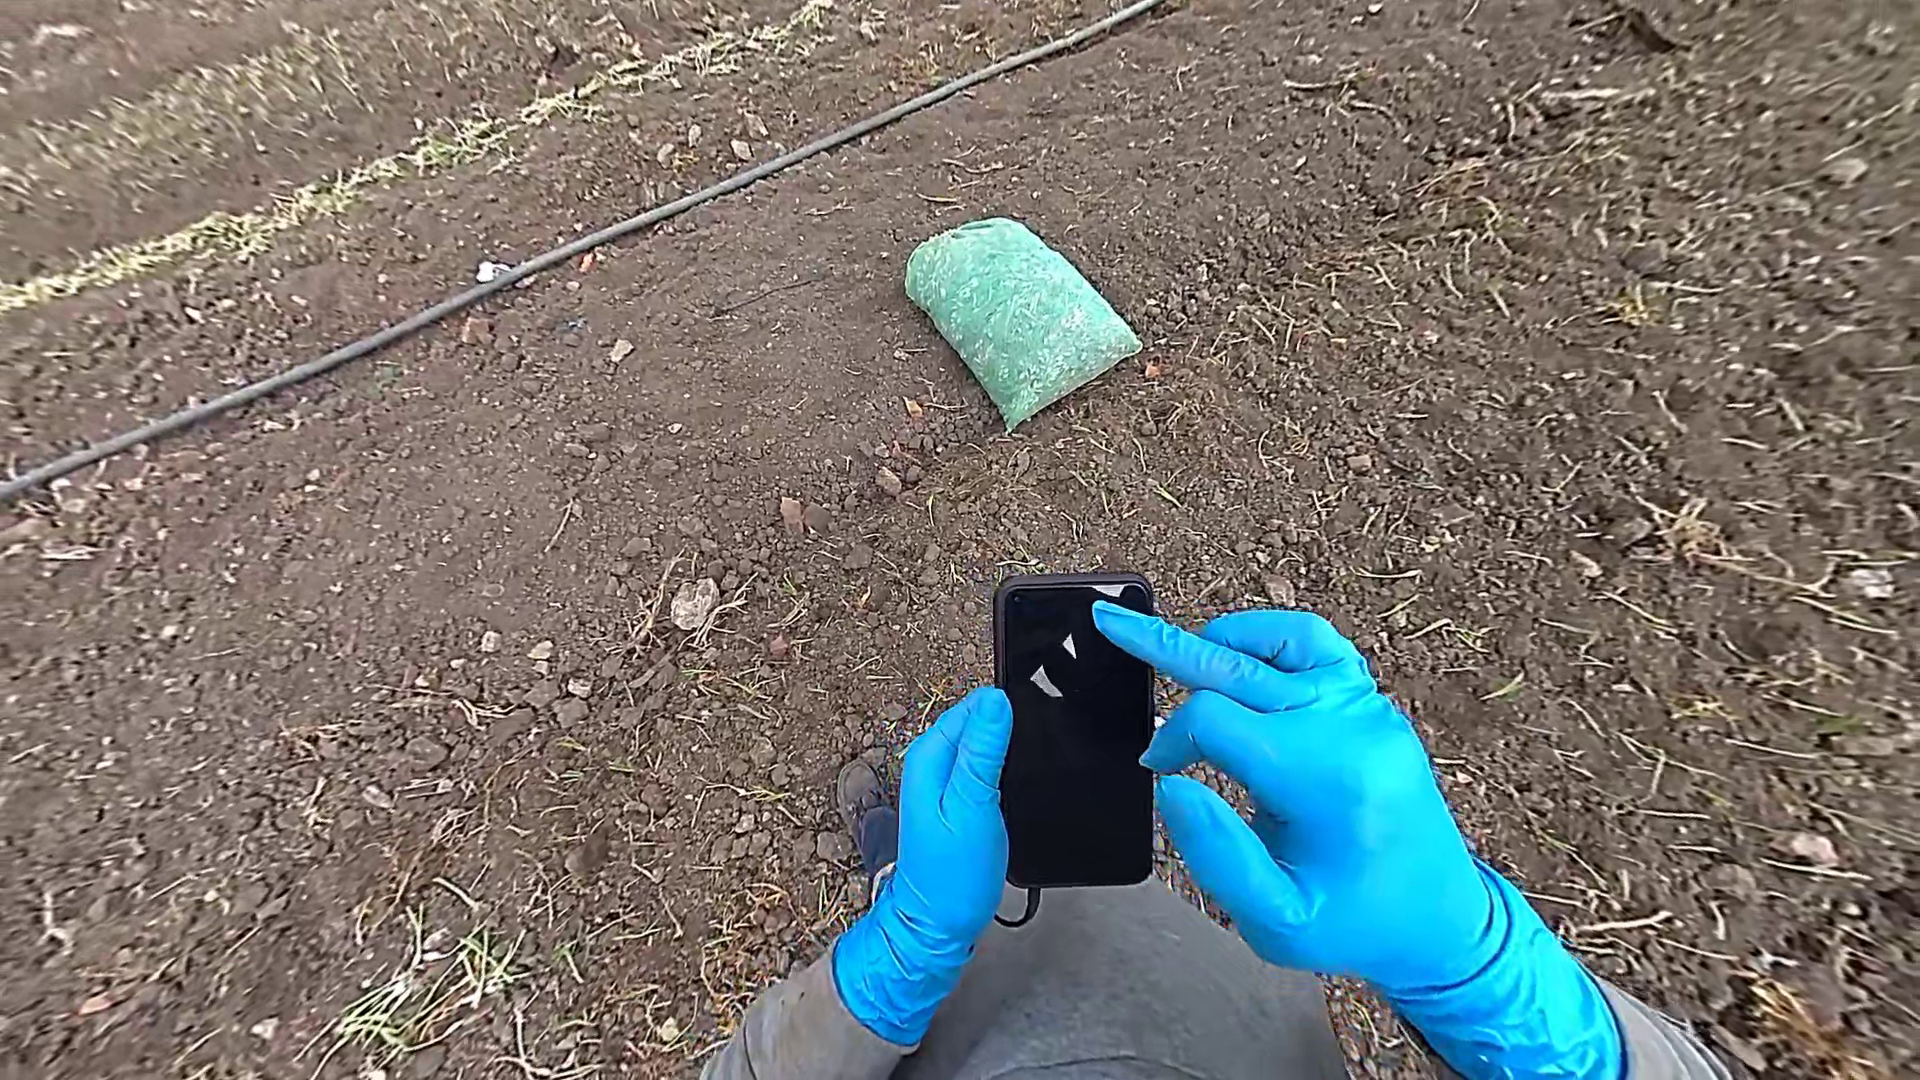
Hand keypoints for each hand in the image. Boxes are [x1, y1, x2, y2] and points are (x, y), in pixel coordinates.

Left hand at [832, 686, 1011, 1044]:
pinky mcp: (954, 797)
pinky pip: (980, 766)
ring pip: (981, 743)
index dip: (1005, 711)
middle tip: (1030, 754)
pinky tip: (1012, 782)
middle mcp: (931, 761)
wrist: (937, 927)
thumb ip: (983, 751)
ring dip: (1004, 749)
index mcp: (930, 754)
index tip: (1030, 730)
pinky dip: (999, 768)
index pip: (973, 706)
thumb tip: (996, 701)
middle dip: (1005, 729)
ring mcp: (941, 780)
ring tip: (1026, 766)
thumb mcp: (972, 805)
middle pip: (976, 721)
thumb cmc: (953, 874)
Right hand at [1093, 604, 1622, 1079]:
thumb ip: (1215, 855)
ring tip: (1177, 653)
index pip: (1214, 722)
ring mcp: (1362, 705)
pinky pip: (1311, 640)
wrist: (1442, 919)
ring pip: (1271, 640)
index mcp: (1324, 778)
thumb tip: (1169, 782)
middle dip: (1159, 643)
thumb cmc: (1354, 922)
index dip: (1171, 740)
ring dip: (1214, 641)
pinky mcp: (1365, 698)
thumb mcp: (1278, 922)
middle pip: (1231, 664)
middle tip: (1111, 624)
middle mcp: (1347, 727)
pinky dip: (1262, 634)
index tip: (1160, 768)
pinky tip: (1234, 650)